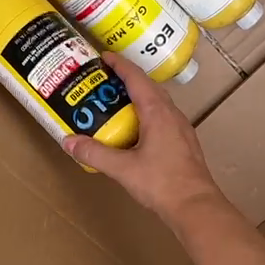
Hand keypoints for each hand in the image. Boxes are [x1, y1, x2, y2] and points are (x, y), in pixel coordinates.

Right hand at [62, 54, 225, 227]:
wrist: (195, 206)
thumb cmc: (162, 184)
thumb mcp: (122, 168)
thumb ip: (94, 154)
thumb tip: (69, 142)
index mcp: (157, 112)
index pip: (136, 78)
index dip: (119, 65)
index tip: (104, 57)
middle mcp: (172, 115)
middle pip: (148, 88)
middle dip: (126, 81)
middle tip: (104, 83)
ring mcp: (181, 129)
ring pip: (158, 104)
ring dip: (138, 100)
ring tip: (117, 106)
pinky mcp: (184, 144)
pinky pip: (163, 120)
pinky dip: (146, 117)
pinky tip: (136, 132)